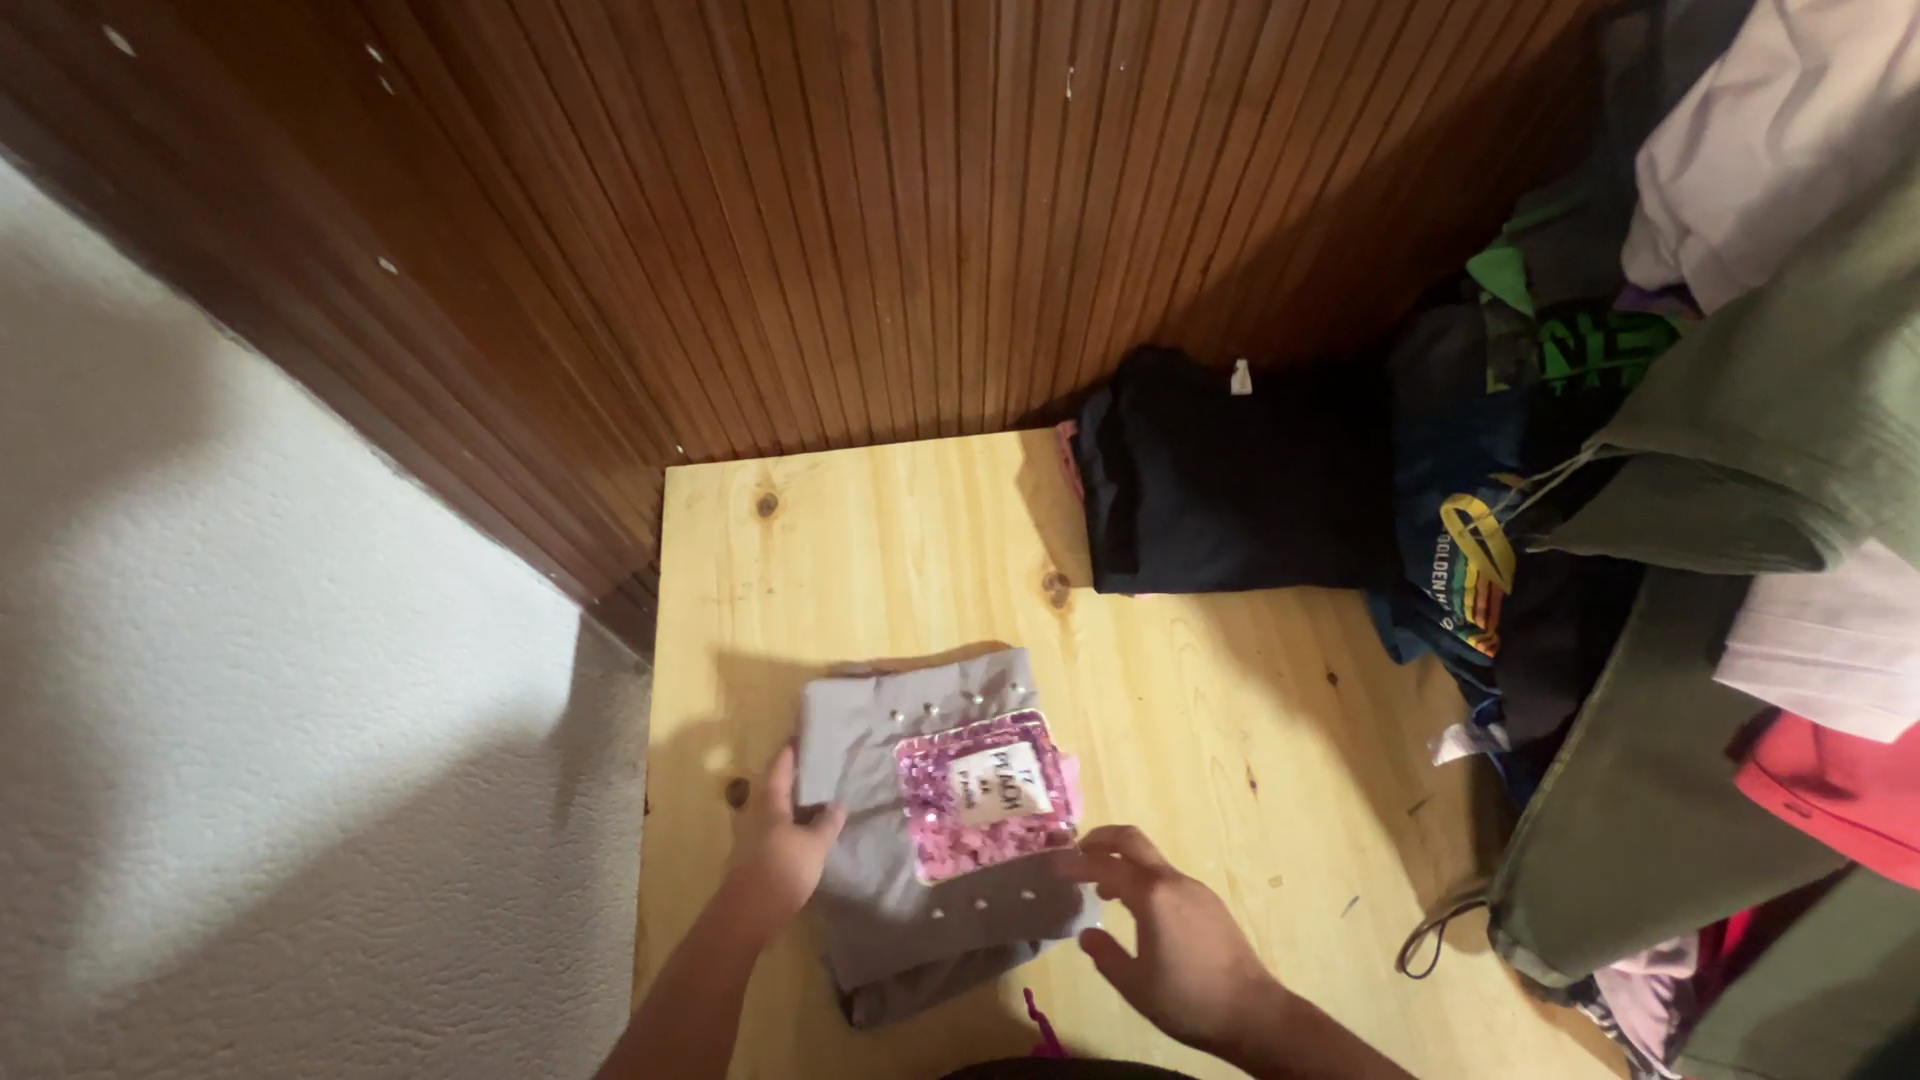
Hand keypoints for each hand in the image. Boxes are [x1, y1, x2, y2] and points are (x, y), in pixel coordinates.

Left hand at [718, 743, 847, 941]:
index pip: (780, 768)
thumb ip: (827, 823)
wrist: (747, 916)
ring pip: (772, 811)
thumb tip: (837, 803)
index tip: (800, 738)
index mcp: (769, 803)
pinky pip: (773, 831)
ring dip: (790, 805)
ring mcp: (749, 838)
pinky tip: (804, 833)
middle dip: (791, 779)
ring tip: (814, 802)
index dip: (790, 752)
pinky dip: (788, 826)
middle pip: (773, 788)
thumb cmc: (781, 870)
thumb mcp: (814, 845)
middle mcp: (754, 814)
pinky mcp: (751, 858)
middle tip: (814, 770)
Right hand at [1066, 825, 1292, 1058]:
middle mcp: (1172, 881)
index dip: (1075, 864)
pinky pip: (1167, 878)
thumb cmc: (1189, 1002)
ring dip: (1123, 862)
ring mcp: (1194, 889)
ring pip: (1151, 859)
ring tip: (1104, 888)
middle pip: (1131, 840)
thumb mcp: (1135, 986)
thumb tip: (1087, 934)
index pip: (1104, 865)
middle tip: (1078, 853)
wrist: (1255, 1015)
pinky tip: (1140, 909)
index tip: (1054, 866)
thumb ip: (1105, 955)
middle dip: (1101, 839)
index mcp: (1151, 896)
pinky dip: (1144, 880)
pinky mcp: (1209, 902)